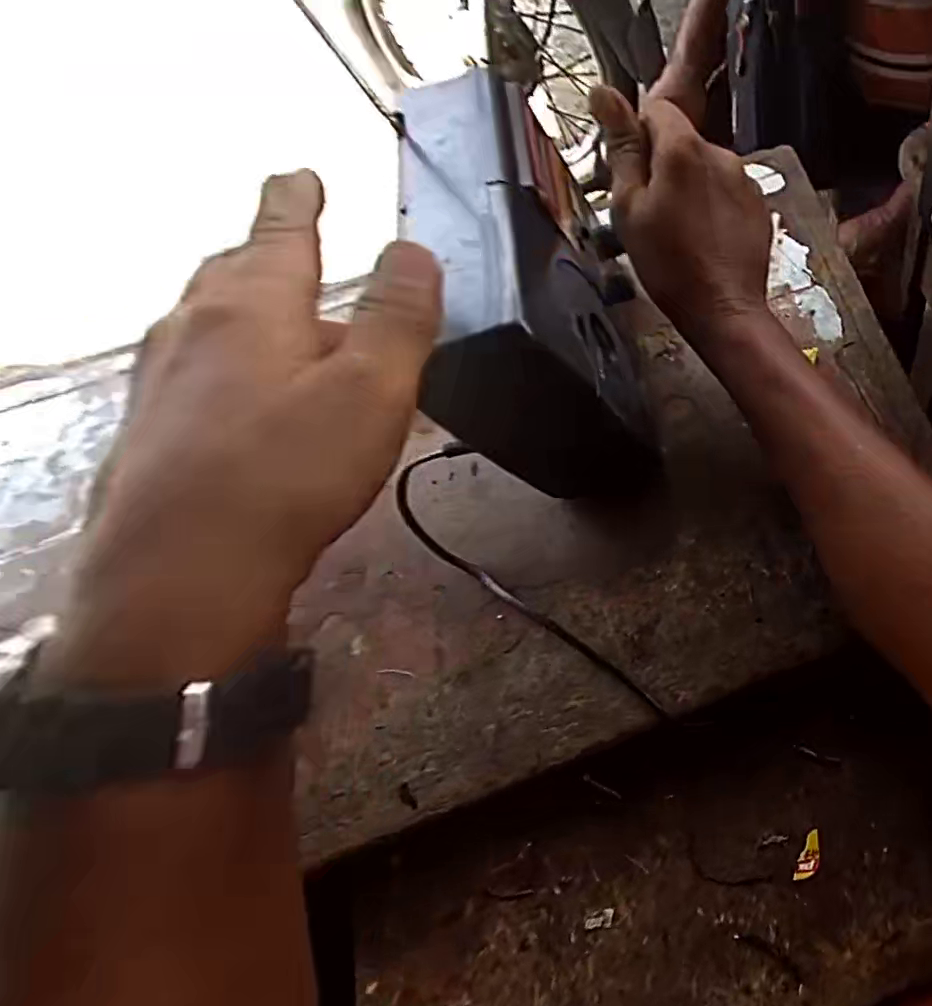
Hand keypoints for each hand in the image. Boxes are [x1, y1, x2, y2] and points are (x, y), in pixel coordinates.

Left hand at [43, 171, 443, 688]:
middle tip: (297, 237)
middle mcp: (196, 330)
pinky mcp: (169, 423)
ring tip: (294, 311)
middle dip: (268, 249)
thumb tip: (414, 251)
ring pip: (217, 317)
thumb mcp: (372, 389)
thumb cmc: (292, 465)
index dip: (296, 204)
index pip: (278, 238)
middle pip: (235, 272)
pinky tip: (268, 380)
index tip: (302, 174)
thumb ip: (397, 319)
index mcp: (250, 311)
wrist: (190, 557)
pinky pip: (212, 361)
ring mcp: (171, 377)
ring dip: (257, 301)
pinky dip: (248, 349)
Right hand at [587, 87, 770, 340]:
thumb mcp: (629, 206)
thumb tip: (606, 96)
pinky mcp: (760, 211)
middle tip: (653, 207)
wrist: (725, 312)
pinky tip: (705, 239)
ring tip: (681, 230)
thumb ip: (622, 148)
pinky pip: (729, 196)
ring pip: (709, 170)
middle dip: (666, 164)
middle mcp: (723, 159)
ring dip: (693, 188)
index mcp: (684, 150)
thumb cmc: (674, 269)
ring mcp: (746, 186)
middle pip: (686, 141)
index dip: (640, 133)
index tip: (632, 163)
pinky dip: (716, 209)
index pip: (657, 108)